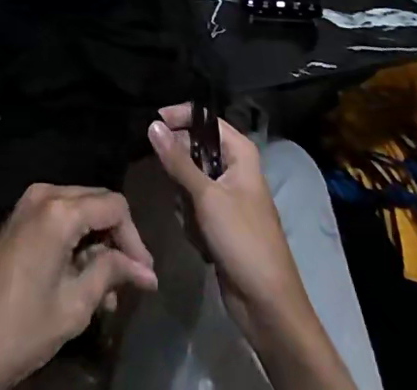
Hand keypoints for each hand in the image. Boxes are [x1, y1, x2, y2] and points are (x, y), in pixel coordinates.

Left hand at [0, 184, 158, 389]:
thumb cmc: (18, 330)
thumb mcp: (74, 305)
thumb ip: (111, 274)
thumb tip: (146, 271)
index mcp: (59, 210)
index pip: (115, 207)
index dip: (135, 239)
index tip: (144, 275)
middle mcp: (43, 196)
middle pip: (96, 202)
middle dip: (117, 239)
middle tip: (131, 279)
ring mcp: (24, 207)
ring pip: (78, 211)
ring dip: (96, 243)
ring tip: (108, 291)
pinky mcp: (14, 223)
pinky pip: (56, 220)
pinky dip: (75, 242)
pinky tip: (82, 279)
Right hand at [145, 106, 304, 337]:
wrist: (264, 299)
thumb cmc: (241, 238)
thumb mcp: (206, 196)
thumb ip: (178, 161)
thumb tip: (153, 125)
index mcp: (241, 152)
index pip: (206, 120)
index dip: (180, 117)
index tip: (151, 123)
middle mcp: (235, 167)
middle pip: (194, 151)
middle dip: (181, 171)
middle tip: (176, 189)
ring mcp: (226, 195)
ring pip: (189, 182)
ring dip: (185, 202)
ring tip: (196, 223)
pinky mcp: (218, 220)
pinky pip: (193, 207)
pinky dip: (191, 221)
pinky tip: (201, 240)